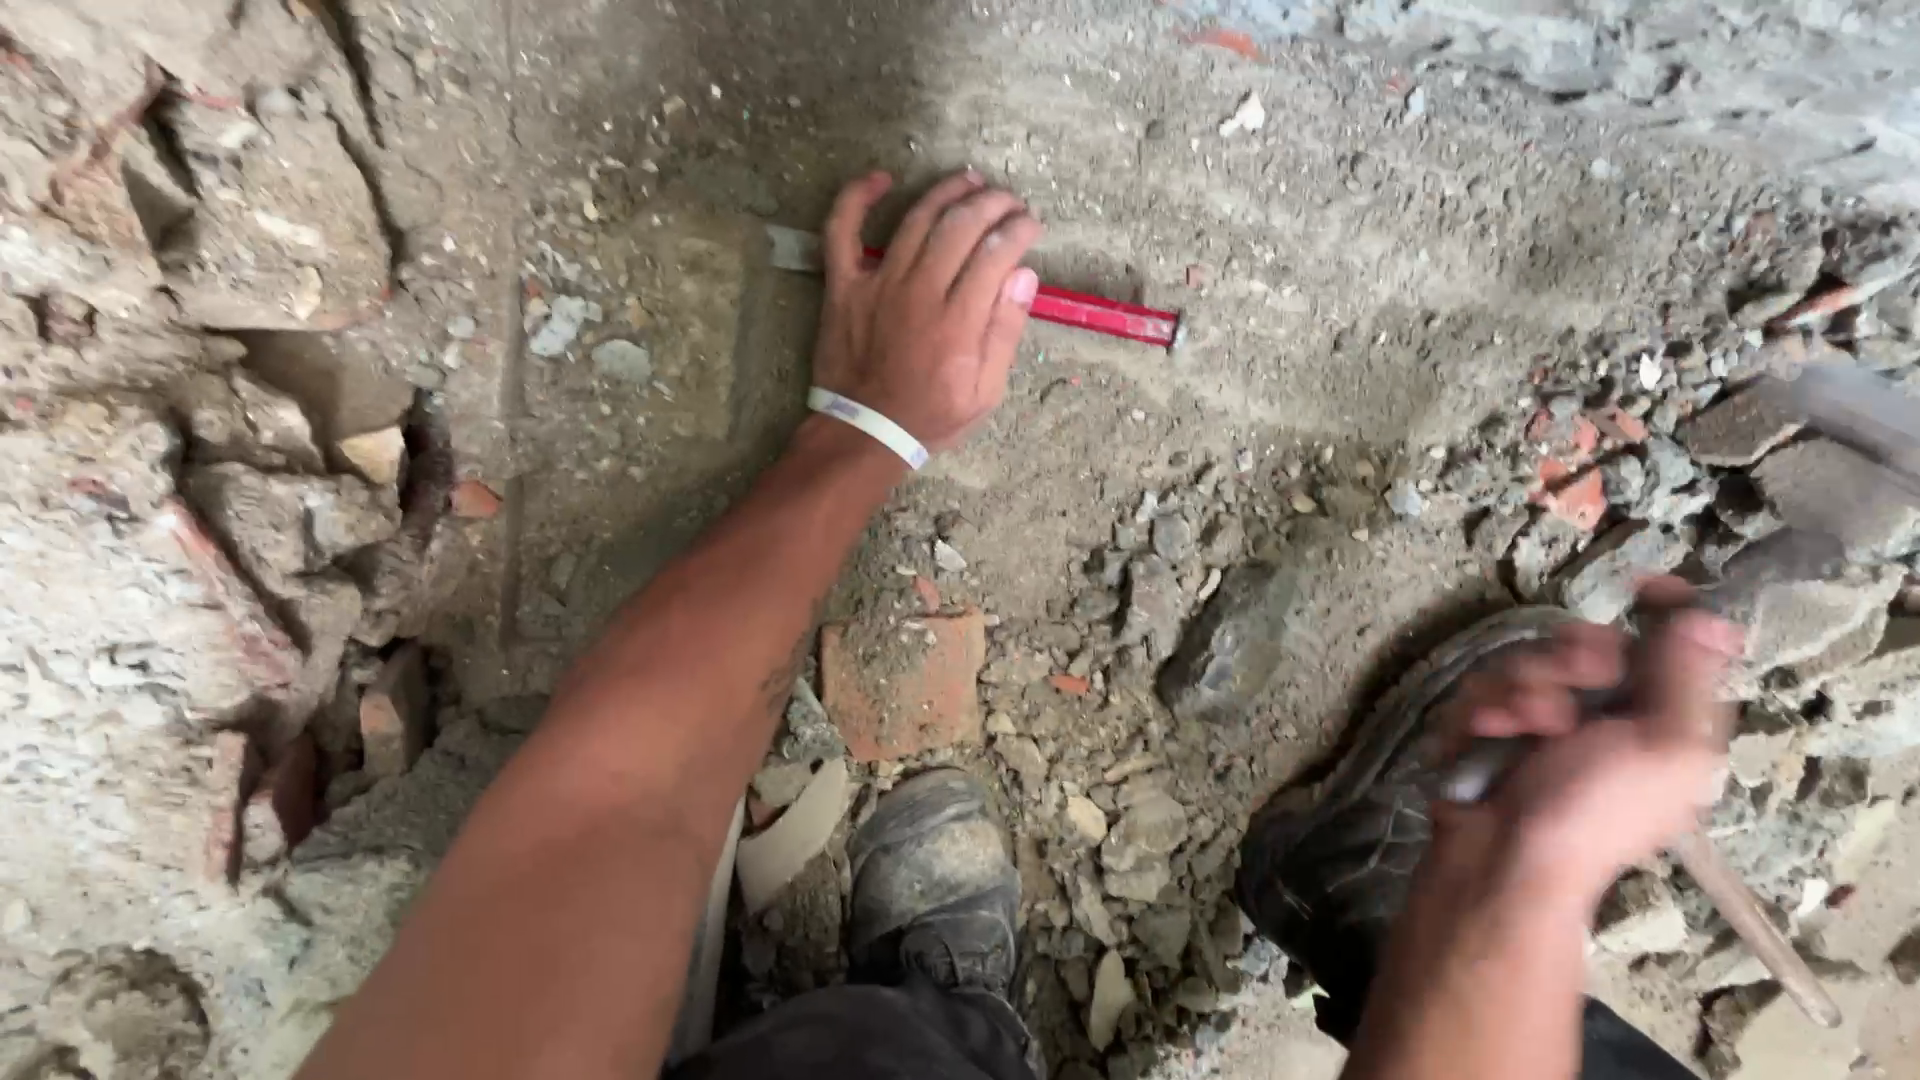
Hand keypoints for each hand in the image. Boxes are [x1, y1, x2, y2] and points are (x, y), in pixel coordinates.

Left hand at [811, 170, 1043, 452]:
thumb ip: (1004, 333)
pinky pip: (842, 230)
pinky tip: (881, 178)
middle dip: (993, 203)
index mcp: (958, 321)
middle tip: (1009, 201)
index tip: (1031, 225)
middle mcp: (919, 291)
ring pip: (916, 218)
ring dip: (947, 191)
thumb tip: (1023, 276)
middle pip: (961, 226)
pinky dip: (857, 197)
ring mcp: (877, 284)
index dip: (1020, 229)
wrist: (864, 433)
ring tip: (969, 181)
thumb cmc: (930, 418)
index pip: (996, 253)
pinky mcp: (844, 285)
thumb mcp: (984, 393)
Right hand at [1436, 578, 1744, 908]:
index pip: (1671, 643)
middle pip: (1580, 642)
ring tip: (1507, 729)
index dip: (1664, 608)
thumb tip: (1710, 618)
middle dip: (1557, 664)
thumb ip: (1683, 681)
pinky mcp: (1487, 725)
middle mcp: (1603, 711)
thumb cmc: (1591, 809)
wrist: (1503, 855)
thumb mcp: (1662, 749)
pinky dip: (1475, 711)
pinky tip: (1479, 737)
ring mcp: (1539, 717)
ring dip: (1510, 693)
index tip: (1640, 584)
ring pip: (1520, 661)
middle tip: (1556, 701)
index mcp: (1659, 717)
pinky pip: (1477, 689)